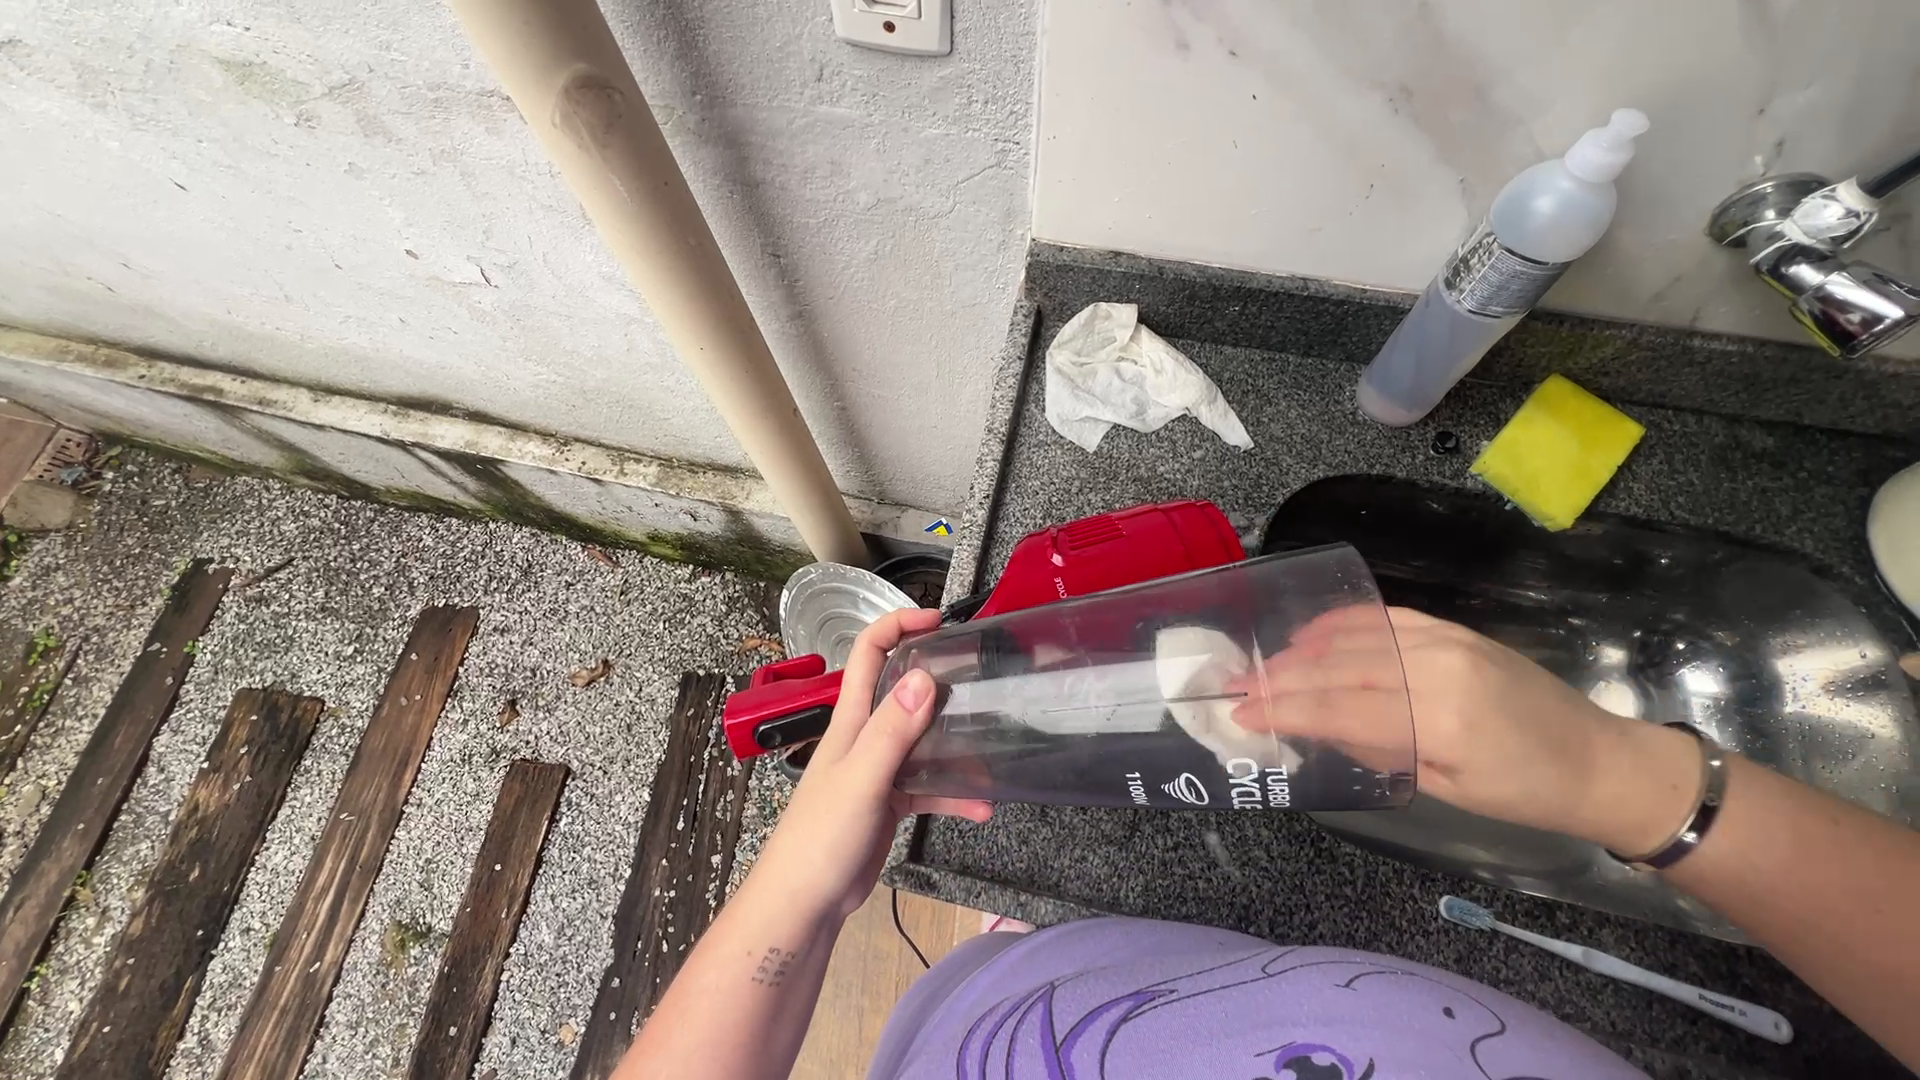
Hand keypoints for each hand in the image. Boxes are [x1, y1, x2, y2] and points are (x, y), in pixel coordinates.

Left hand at [750, 608, 992, 920]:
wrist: (805, 904)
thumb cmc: (822, 838)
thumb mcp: (861, 779)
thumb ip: (892, 731)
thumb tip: (925, 678)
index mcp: (852, 720)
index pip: (870, 653)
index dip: (898, 625)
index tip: (938, 621)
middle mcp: (865, 736)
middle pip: (901, 690)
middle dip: (938, 678)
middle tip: (979, 680)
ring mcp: (877, 769)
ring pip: (921, 739)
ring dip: (954, 742)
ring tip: (992, 748)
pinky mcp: (888, 801)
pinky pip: (927, 786)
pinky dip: (953, 792)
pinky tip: (981, 807)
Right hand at [1229, 606, 1698, 848]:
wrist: (1603, 761)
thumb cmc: (1524, 793)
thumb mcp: (1442, 788)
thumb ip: (1375, 749)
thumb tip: (1315, 726)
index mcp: (1437, 719)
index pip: (1337, 708)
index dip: (1282, 710)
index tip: (1240, 714)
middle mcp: (1434, 668)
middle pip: (1335, 668)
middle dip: (1279, 679)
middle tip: (1236, 687)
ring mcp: (1444, 640)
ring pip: (1352, 638)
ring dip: (1301, 651)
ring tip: (1265, 667)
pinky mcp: (1452, 629)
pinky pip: (1383, 617)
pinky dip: (1340, 623)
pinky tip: (1311, 633)